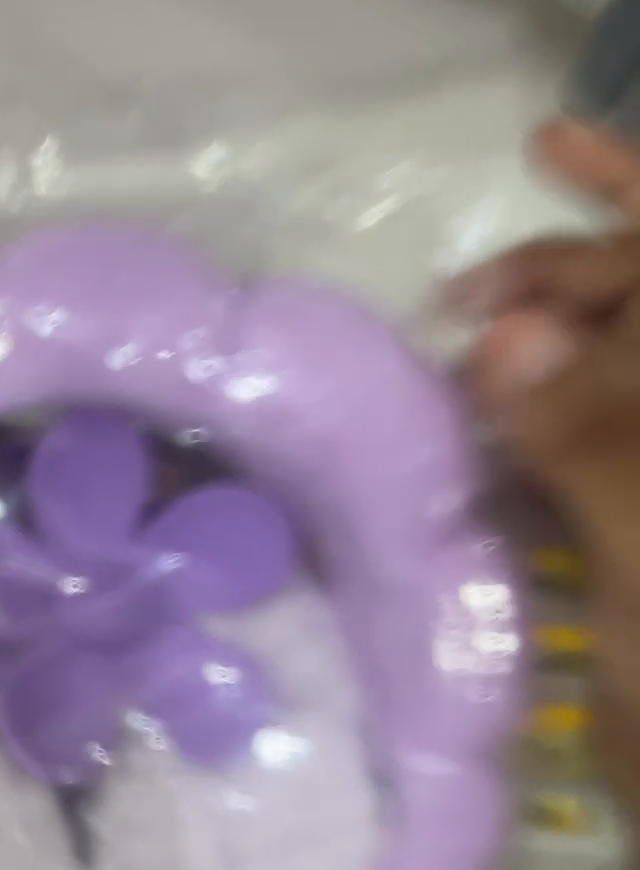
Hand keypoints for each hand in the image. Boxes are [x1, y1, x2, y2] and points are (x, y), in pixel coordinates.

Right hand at [453, 119, 639, 869]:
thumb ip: (600, 444)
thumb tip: (515, 334)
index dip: (639, 197)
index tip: (543, 147)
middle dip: (570, 273)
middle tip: (454, 292)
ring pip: (608, 368)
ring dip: (536, 335)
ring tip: (456, 327)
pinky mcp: (632, 515)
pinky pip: (572, 432)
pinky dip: (518, 404)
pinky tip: (470, 393)